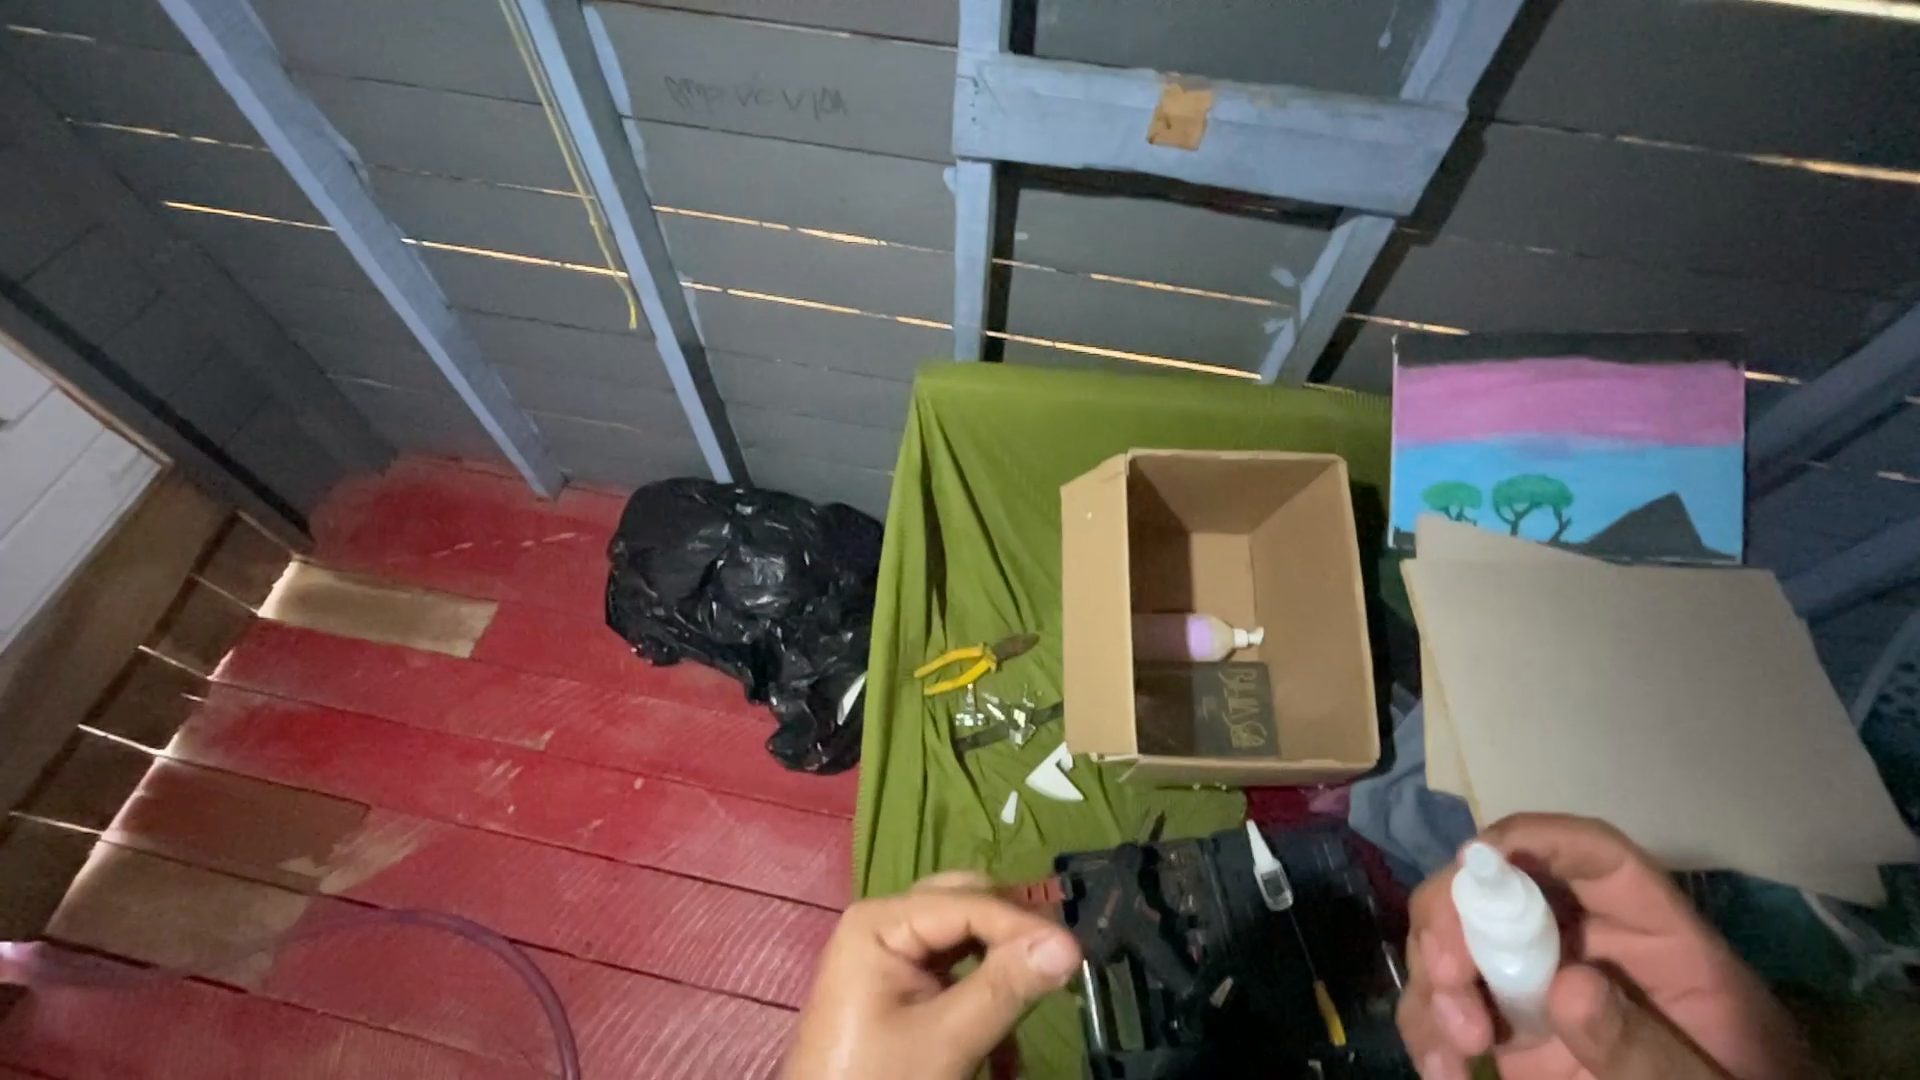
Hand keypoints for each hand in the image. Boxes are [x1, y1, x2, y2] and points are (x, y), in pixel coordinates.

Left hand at [783, 871, 1082, 1079]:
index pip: (968, 902)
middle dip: (1012, 937)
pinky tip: (1004, 1042)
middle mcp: (883, 921)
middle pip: (966, 907)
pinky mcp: (897, 984)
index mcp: (880, 919)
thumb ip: (1004, 988)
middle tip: (1061, 960)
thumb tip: (1068, 945)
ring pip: (964, 938)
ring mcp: (889, 951)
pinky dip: (982, 995)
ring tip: (1037, 992)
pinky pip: (952, 970)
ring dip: (1001, 969)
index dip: (1023, 923)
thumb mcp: (945, 1040)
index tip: (1075, 949)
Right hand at [1397, 814, 1816, 1079]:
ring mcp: (1536, 990)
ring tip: (1456, 1045)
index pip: (1595, 857)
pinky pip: (1440, 1006)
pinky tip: (1442, 1070)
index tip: (1474, 861)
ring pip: (1451, 940)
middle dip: (1452, 919)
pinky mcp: (1503, 1032)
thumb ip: (1651, 1052)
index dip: (1533, 840)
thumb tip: (1569, 988)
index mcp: (1656, 943)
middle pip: (1496, 890)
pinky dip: (1426, 1029)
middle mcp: (1581, 948)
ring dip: (1434, 979)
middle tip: (1447, 975)